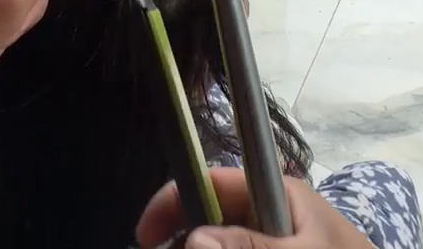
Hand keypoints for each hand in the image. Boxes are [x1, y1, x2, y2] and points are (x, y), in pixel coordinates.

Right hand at [136, 168, 372, 248]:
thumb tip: (195, 239)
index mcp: (277, 194)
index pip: (215, 180)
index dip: (175, 199)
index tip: (145, 235)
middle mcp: (269, 216)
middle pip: (211, 220)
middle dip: (186, 239)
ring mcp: (271, 243)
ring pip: (219, 243)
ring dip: (202, 247)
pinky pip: (239, 248)